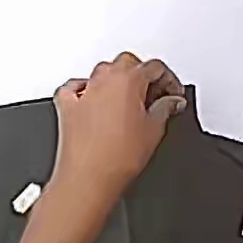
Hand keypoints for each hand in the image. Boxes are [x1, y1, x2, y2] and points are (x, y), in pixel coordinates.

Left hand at [47, 54, 186, 220]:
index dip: (169, 80)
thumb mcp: (155, 129)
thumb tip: (171, 102)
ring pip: (103, 71)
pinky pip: (75, 88)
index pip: (155, 67)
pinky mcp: (68, 107)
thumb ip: (166, 107)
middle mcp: (104, 80)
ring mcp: (84, 92)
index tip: (174, 93)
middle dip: (143, 73)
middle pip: (128, 62)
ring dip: (117, 80)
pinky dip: (85, 90)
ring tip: (130, 100)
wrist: (88, 179)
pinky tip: (94, 100)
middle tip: (156, 93)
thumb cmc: (117, 156)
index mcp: (128, 79)